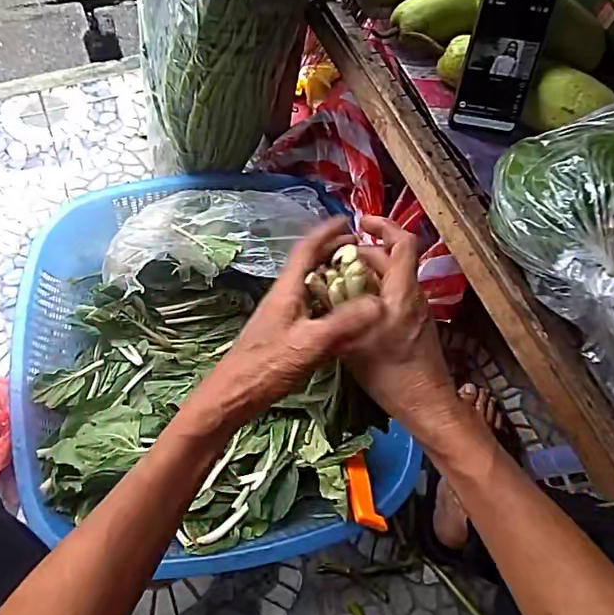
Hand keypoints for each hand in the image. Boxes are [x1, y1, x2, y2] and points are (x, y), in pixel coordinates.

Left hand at [179, 217, 382, 432]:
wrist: (234, 394)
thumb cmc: (267, 366)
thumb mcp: (310, 344)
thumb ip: (344, 323)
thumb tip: (379, 304)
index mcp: (287, 290)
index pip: (306, 249)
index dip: (326, 232)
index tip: (348, 220)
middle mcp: (283, 296)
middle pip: (309, 264)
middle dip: (333, 251)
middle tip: (361, 249)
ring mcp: (282, 314)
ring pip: (310, 285)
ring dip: (331, 276)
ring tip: (358, 276)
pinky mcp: (284, 332)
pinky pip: (311, 306)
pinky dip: (328, 300)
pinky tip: (343, 312)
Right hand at [336, 216, 469, 444]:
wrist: (425, 403)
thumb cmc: (390, 376)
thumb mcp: (354, 343)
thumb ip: (340, 314)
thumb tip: (325, 290)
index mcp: (401, 294)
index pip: (403, 243)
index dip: (384, 225)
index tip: (361, 221)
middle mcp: (413, 295)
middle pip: (391, 259)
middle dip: (362, 253)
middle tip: (333, 260)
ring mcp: (416, 308)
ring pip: (391, 276)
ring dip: (365, 272)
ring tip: (335, 280)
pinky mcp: (414, 321)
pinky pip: (392, 293)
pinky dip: (372, 289)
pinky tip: (350, 303)